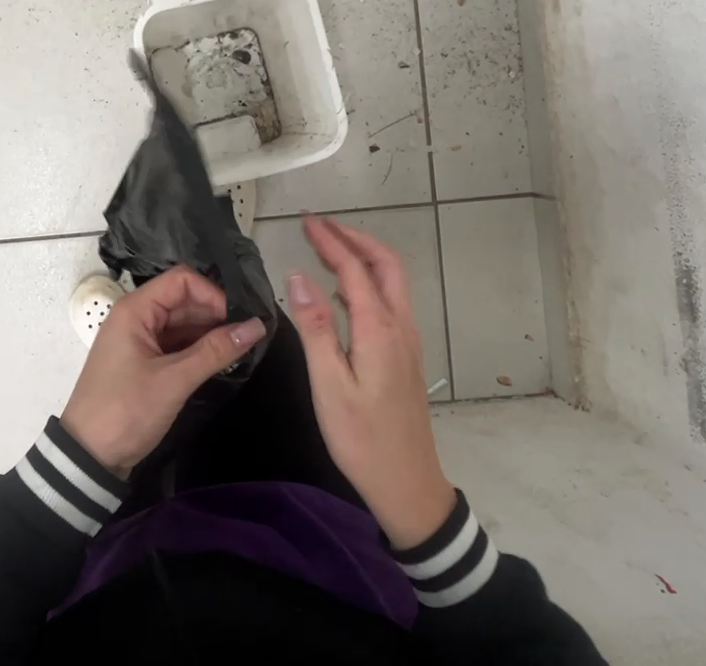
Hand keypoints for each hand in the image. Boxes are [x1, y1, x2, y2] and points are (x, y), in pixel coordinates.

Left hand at [60, 267, 266, 478]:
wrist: (88, 456)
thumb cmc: (126, 410)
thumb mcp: (174, 380)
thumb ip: (215, 351)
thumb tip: (257, 326)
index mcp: (135, 310)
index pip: (181, 280)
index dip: (212, 294)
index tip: (238, 320)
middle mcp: (135, 317)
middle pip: (183, 300)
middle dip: (215, 314)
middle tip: (247, 336)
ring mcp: (138, 340)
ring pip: (181, 323)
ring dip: (208, 333)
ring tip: (240, 349)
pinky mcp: (143, 361)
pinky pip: (175, 344)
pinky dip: (197, 349)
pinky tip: (220, 361)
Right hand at [289, 215, 455, 548]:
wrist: (408, 483)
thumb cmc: (362, 437)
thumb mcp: (329, 384)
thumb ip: (315, 327)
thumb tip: (298, 275)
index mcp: (379, 329)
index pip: (353, 269)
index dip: (330, 241)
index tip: (305, 221)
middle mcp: (400, 326)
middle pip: (385, 264)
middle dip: (354, 238)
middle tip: (320, 227)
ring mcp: (407, 340)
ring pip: (391, 281)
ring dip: (363, 257)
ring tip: (327, 249)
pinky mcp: (405, 354)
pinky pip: (390, 301)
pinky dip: (368, 281)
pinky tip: (344, 292)